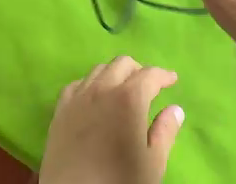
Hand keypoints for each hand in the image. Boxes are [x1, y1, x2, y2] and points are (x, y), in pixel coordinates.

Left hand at [38, 56, 184, 183]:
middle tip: (149, 86)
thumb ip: (165, 133)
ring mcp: (78, 96)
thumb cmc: (119, 181)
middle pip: (122, 64)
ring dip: (115, 74)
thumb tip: (175, 109)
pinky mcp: (60, 109)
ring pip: (99, 69)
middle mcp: (102, 88)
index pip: (149, 75)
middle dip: (139, 70)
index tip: (172, 80)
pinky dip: (91, 84)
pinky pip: (77, 84)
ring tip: (123, 90)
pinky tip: (94, 97)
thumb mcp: (152, 164)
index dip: (163, 75)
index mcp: (129, 98)